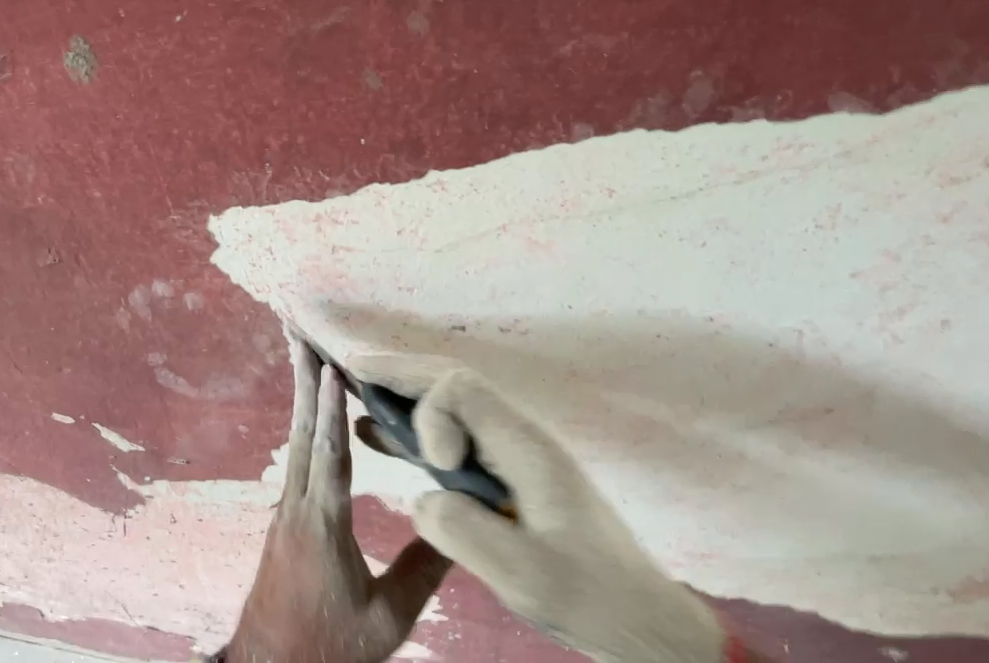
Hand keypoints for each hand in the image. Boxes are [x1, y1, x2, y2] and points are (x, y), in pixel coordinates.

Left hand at [222, 334, 452, 662]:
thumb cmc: (330, 645)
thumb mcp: (386, 619)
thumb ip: (422, 572)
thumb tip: (455, 527)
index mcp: (323, 524)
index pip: (329, 455)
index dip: (331, 410)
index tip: (330, 366)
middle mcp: (298, 504)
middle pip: (302, 432)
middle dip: (302, 379)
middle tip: (295, 331)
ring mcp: (286, 507)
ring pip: (295, 439)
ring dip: (299, 393)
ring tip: (298, 351)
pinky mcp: (285, 514)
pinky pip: (295, 456)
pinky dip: (303, 423)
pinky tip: (307, 410)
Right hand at [349, 355, 738, 662]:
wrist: (643, 621)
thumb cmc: (592, 597)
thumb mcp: (527, 576)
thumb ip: (464, 531)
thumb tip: (421, 499)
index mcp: (523, 447)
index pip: (459, 389)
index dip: (429, 413)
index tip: (434, 465)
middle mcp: (514, 437)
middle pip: (448, 379)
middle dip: (397, 371)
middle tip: (345, 366)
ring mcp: (509, 454)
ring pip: (446, 402)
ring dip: (399, 393)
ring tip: (350, 388)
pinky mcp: (503, 476)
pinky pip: (448, 433)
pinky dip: (409, 427)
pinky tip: (375, 434)